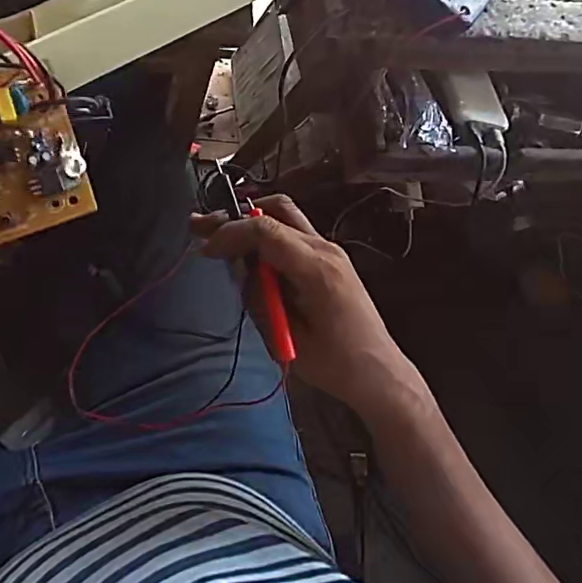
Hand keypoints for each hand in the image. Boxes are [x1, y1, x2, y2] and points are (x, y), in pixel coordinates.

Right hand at [191, 194, 428, 423]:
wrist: (379, 372)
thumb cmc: (336, 364)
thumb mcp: (288, 336)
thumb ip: (261, 298)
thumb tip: (241, 270)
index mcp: (316, 268)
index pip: (265, 229)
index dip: (229, 233)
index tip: (205, 250)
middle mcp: (325, 249)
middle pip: (276, 210)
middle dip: (236, 216)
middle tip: (202, 227)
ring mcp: (331, 251)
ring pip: (285, 216)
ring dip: (251, 223)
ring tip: (220, 238)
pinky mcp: (331, 259)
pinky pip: (293, 234)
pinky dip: (267, 236)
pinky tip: (249, 255)